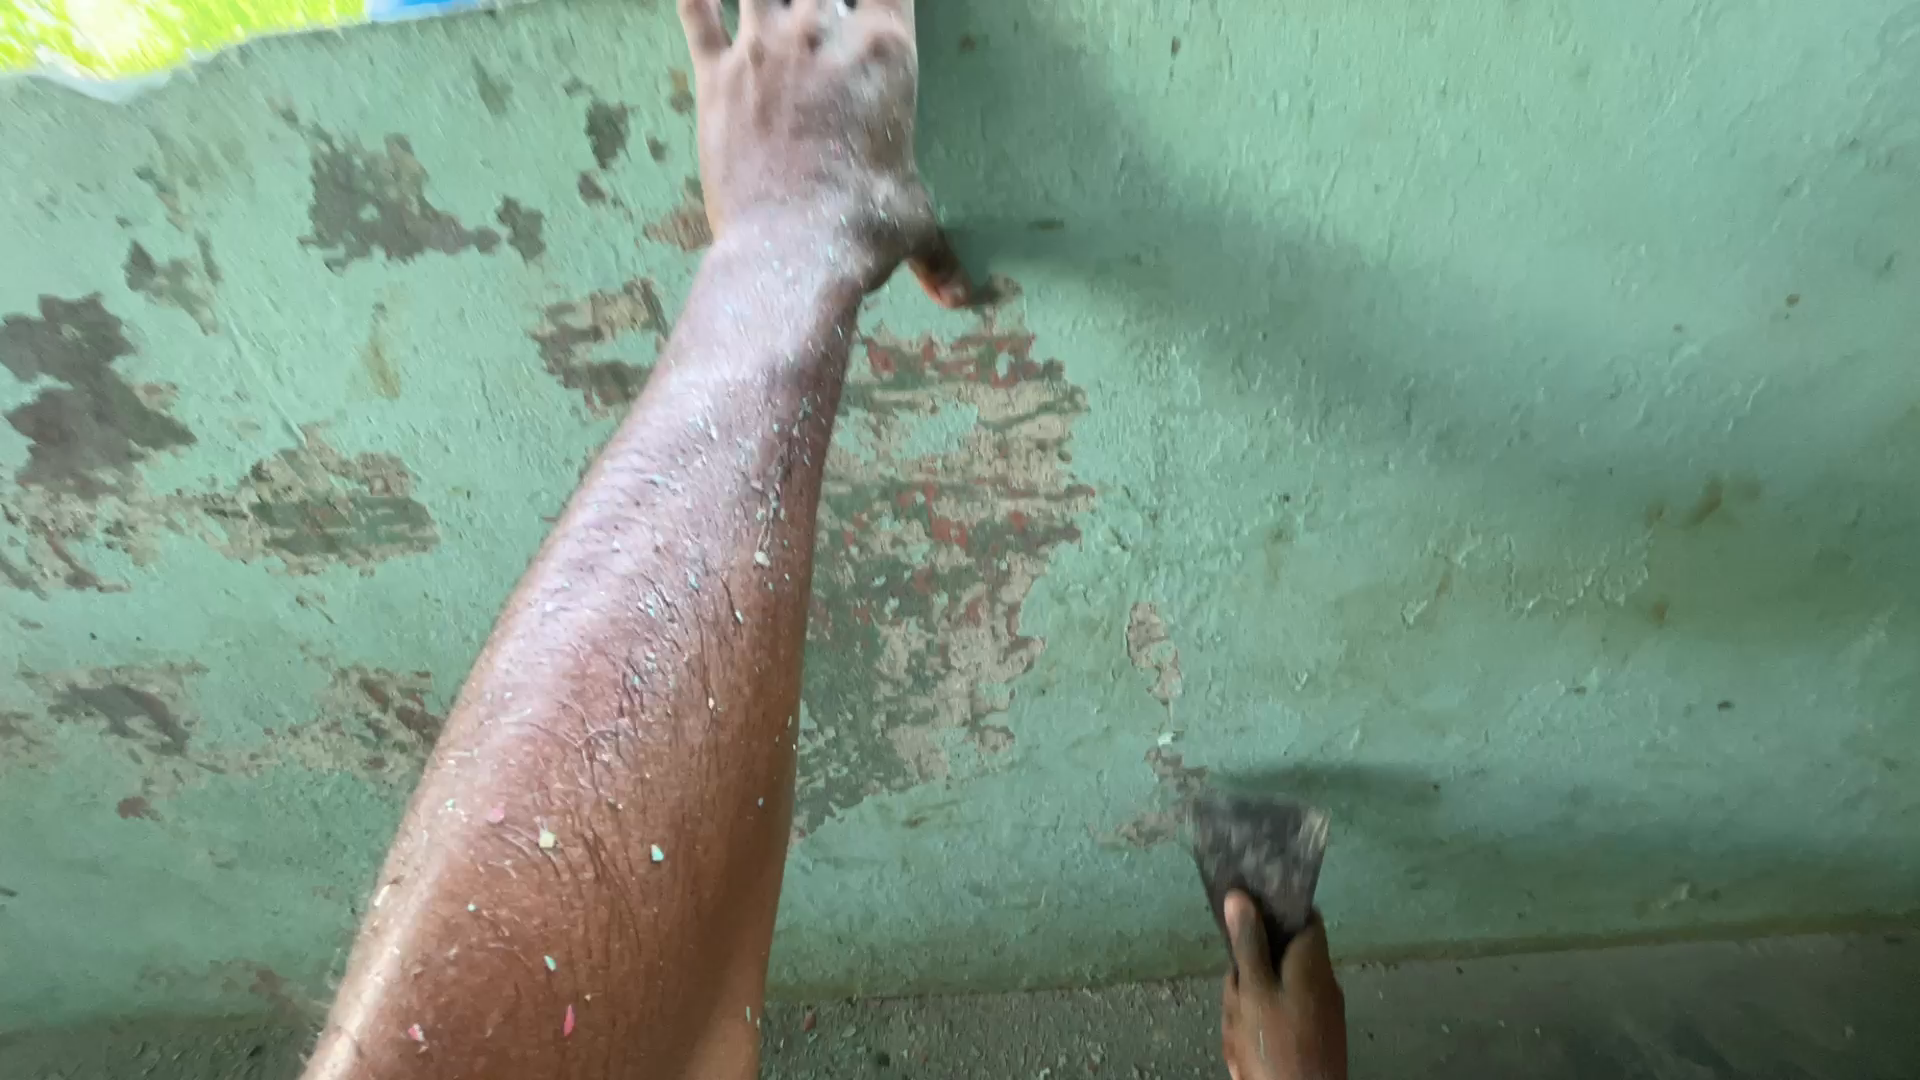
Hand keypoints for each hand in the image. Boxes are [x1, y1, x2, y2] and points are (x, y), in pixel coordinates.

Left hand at [677, 0, 971, 306]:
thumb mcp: (914, 230)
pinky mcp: (715, 77)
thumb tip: (960, 295)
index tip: (877, 4)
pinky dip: (699, 1)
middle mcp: (821, 34)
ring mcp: (762, 48)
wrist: (791, 252)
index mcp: (883, 55)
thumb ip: (938, 250)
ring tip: (776, 5)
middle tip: (825, 12)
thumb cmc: (863, 232)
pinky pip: (697, 12)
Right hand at [1220, 891, 1348, 1079]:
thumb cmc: (1277, 1046)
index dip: (1278, 908)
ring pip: (1275, 988)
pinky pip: (1281, 1016)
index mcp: (1313, 964)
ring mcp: (1322, 1014)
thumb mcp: (1252, 989)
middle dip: (1251, 968)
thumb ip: (1247, 942)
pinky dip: (1261, 1025)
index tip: (1247, 913)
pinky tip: (1248, 1047)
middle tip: (1237, 994)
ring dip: (1251, 1002)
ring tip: (1240, 1031)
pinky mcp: (1315, 1040)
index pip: (1305, 917)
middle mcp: (1324, 984)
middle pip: (1282, 955)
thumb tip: (1241, 895)